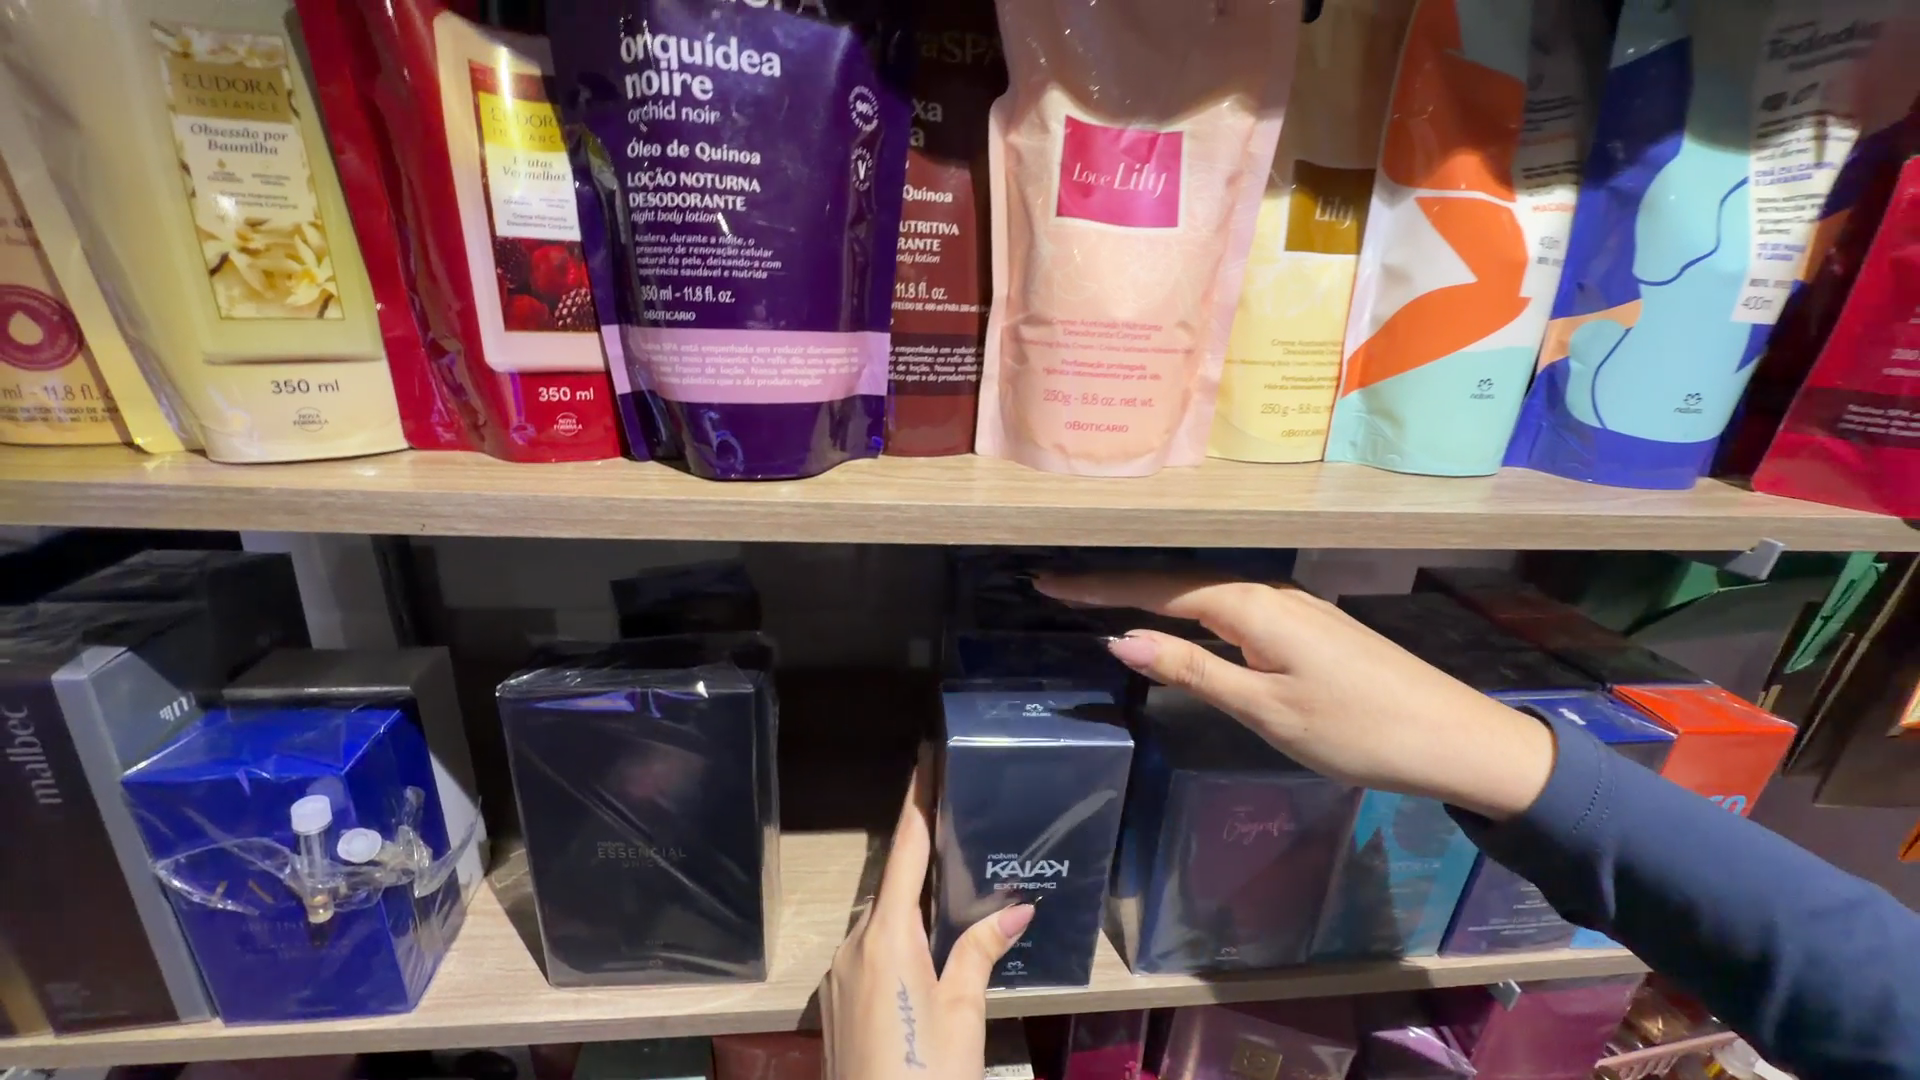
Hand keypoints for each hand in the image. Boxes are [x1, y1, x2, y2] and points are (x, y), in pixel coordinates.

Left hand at [822, 753, 1033, 1079]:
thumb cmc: (928, 1072)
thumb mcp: (963, 1010)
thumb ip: (981, 950)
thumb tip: (1018, 908)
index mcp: (887, 934)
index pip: (905, 850)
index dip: (916, 803)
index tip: (924, 762)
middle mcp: (854, 942)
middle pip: (892, 884)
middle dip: (921, 860)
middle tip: (956, 835)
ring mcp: (838, 973)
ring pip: (880, 919)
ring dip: (909, 906)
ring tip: (949, 902)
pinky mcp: (835, 1000)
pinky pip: (868, 949)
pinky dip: (894, 938)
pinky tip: (921, 958)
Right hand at [1037, 574, 1555, 819]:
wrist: (1456, 739)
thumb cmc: (1356, 731)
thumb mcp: (1264, 708)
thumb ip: (1191, 670)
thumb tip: (1123, 640)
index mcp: (1250, 606)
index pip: (1155, 590)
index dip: (1097, 587)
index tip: (1047, 580)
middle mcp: (1266, 591)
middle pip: (1175, 580)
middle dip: (1113, 582)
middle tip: (1058, 585)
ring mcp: (1288, 604)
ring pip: (1202, 590)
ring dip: (1148, 592)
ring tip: (1098, 596)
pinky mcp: (1302, 623)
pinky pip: (1227, 605)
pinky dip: (1185, 607)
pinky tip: (1174, 617)